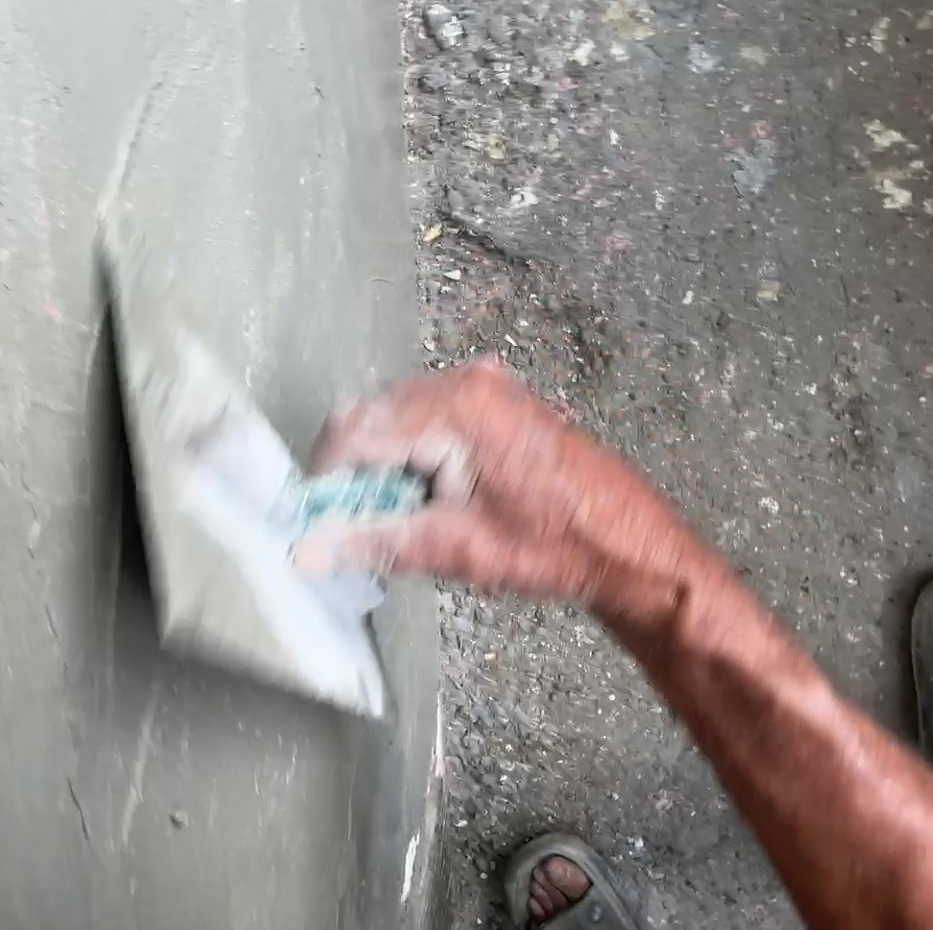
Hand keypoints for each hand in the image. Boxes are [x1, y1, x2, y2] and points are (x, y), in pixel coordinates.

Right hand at [297, 360, 690, 604]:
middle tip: (354, 517)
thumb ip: (373, 541)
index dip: (325, 475)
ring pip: (395, 410)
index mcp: (456, 409)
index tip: (315, 517)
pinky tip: (424, 485)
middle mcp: (465, 380)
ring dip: (378, 456)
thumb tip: (304, 552)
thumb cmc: (551, 547)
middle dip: (351, 466)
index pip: (356, 429)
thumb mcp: (455, 549)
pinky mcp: (492, 394)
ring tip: (393, 507)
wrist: (627, 542)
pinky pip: (425, 410)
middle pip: (371, 413)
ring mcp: (482, 382)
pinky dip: (408, 445)